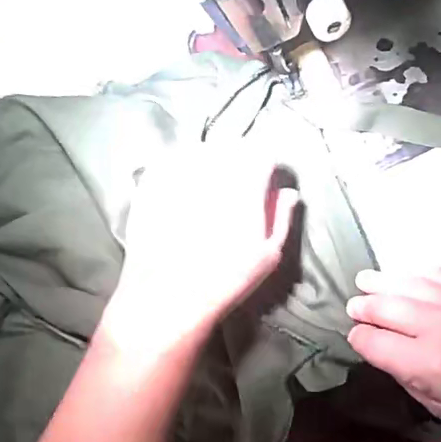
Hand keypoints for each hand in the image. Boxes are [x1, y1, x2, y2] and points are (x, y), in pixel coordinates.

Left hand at [105, 145, 299, 353]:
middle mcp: (213, 167)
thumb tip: (288, 194)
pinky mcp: (151, 179)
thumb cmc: (226, 278)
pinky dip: (179, 170)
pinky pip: (170, 161)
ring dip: (208, 162)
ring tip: (207, 189)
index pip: (262, 155)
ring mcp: (178, 170)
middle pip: (231, 147)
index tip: (264, 183)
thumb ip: (282, 217)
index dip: (265, 168)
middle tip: (236, 187)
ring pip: (200, 150)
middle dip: (237, 162)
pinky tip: (181, 193)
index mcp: (246, 181)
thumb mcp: (269, 254)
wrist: (168, 294)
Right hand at [346, 268, 440, 438]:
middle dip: (363, 306)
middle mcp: (439, 326)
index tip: (356, 339)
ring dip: (382, 282)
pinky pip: (436, 272)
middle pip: (385, 306)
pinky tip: (405, 277)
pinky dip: (415, 273)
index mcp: (429, 363)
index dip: (359, 340)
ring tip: (365, 281)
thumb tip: (382, 351)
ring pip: (406, 283)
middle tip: (353, 306)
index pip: (374, 341)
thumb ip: (407, 377)